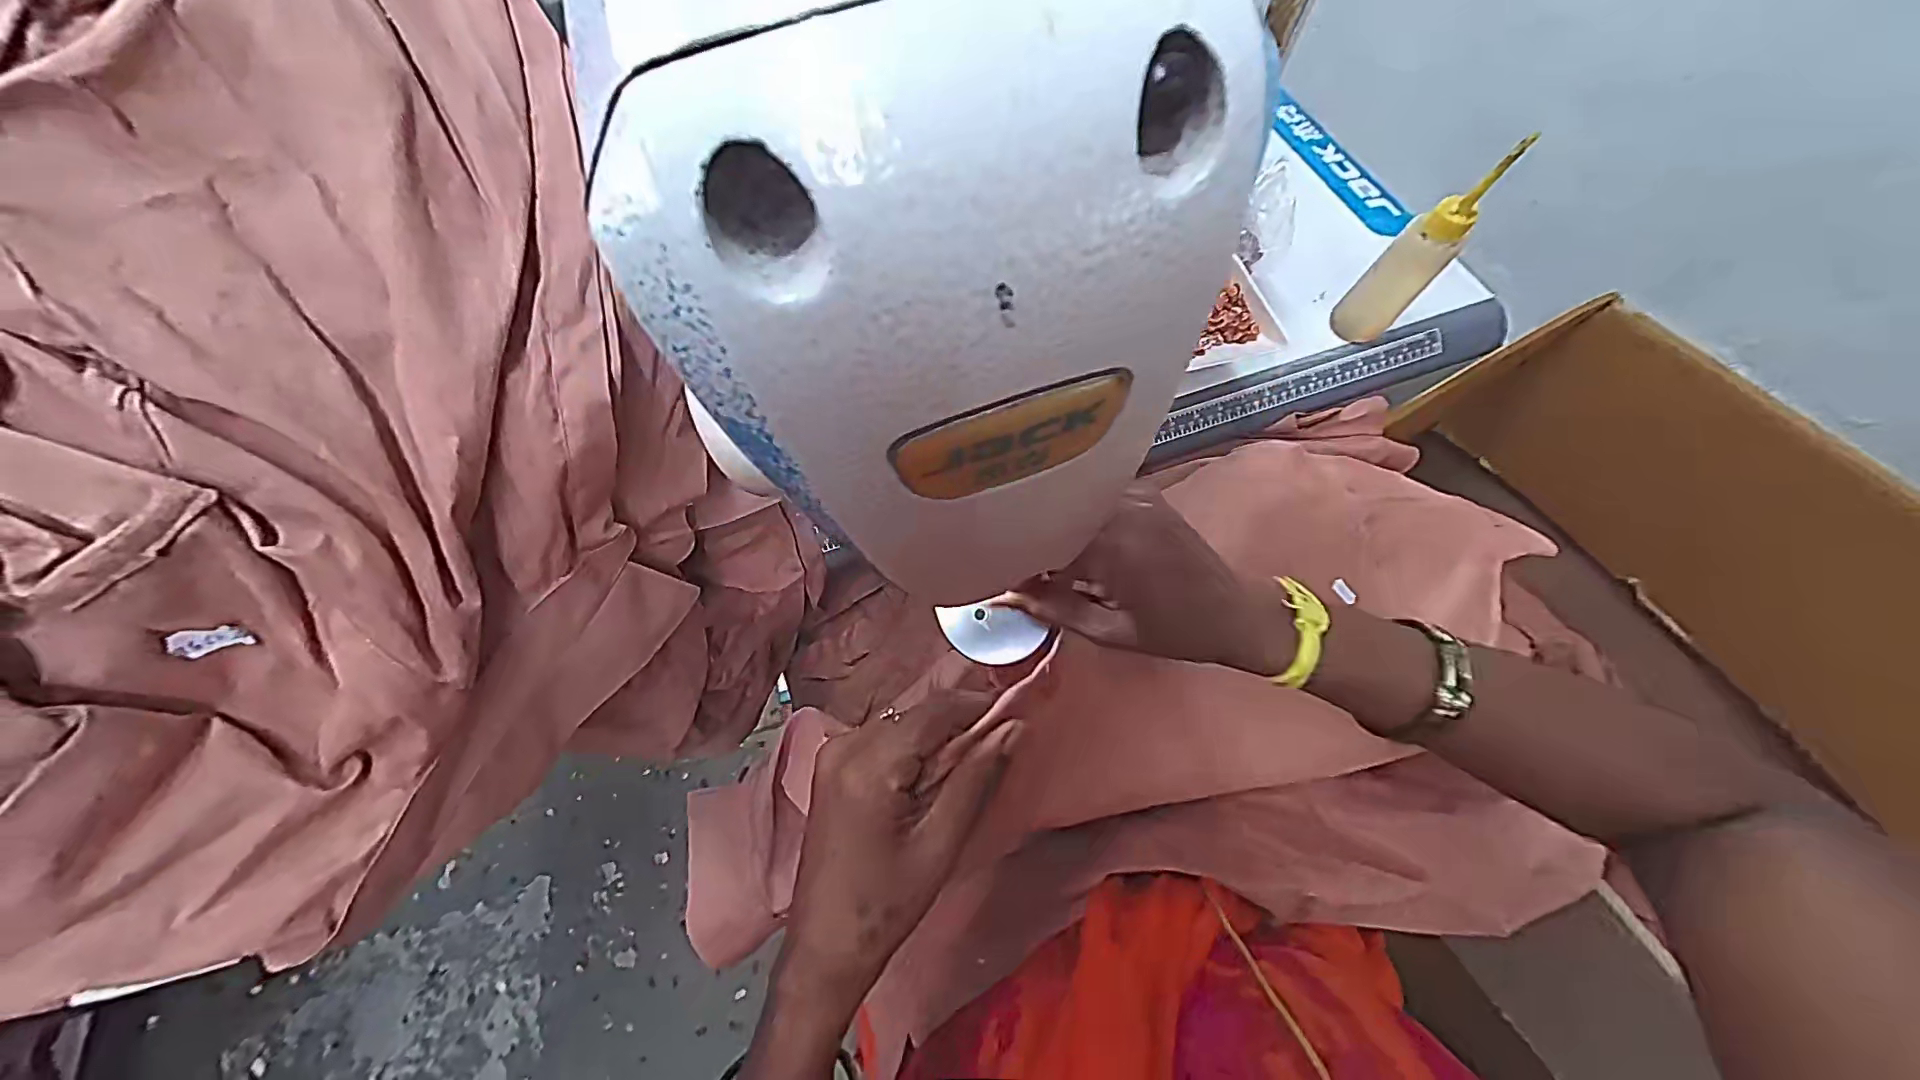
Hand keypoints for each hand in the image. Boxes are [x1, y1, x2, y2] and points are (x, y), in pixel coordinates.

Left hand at [783, 691, 1020, 999]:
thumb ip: (976, 777)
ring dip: (937, 734)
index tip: (1013, 714)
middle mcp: (845, 745)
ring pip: (901, 721)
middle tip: (995, 743)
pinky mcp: (831, 764)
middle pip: (916, 712)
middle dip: (959, 721)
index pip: (934, 711)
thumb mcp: (940, 843)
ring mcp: (833, 752)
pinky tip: (929, 774)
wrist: (825, 945)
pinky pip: (883, 736)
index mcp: (868, 763)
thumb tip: (1012, 728)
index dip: (977, 705)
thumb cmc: (886, 905)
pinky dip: (912, 746)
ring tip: (967, 762)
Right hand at [1000, 482, 1295, 675]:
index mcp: (1115, 546)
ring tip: (1033, 548)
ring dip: (1051, 522)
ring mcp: (1137, 494)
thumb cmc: (1175, 631)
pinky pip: (1095, 497)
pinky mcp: (1145, 492)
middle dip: (1028, 534)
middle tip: (1007, 560)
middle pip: (1055, 511)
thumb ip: (1055, 609)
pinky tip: (1066, 535)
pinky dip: (1075, 515)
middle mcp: (1124, 508)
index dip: (1014, 556)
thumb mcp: (1110, 631)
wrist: (1235, 611)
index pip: (1044, 538)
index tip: (993, 573)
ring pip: (1073, 500)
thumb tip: (1006, 596)